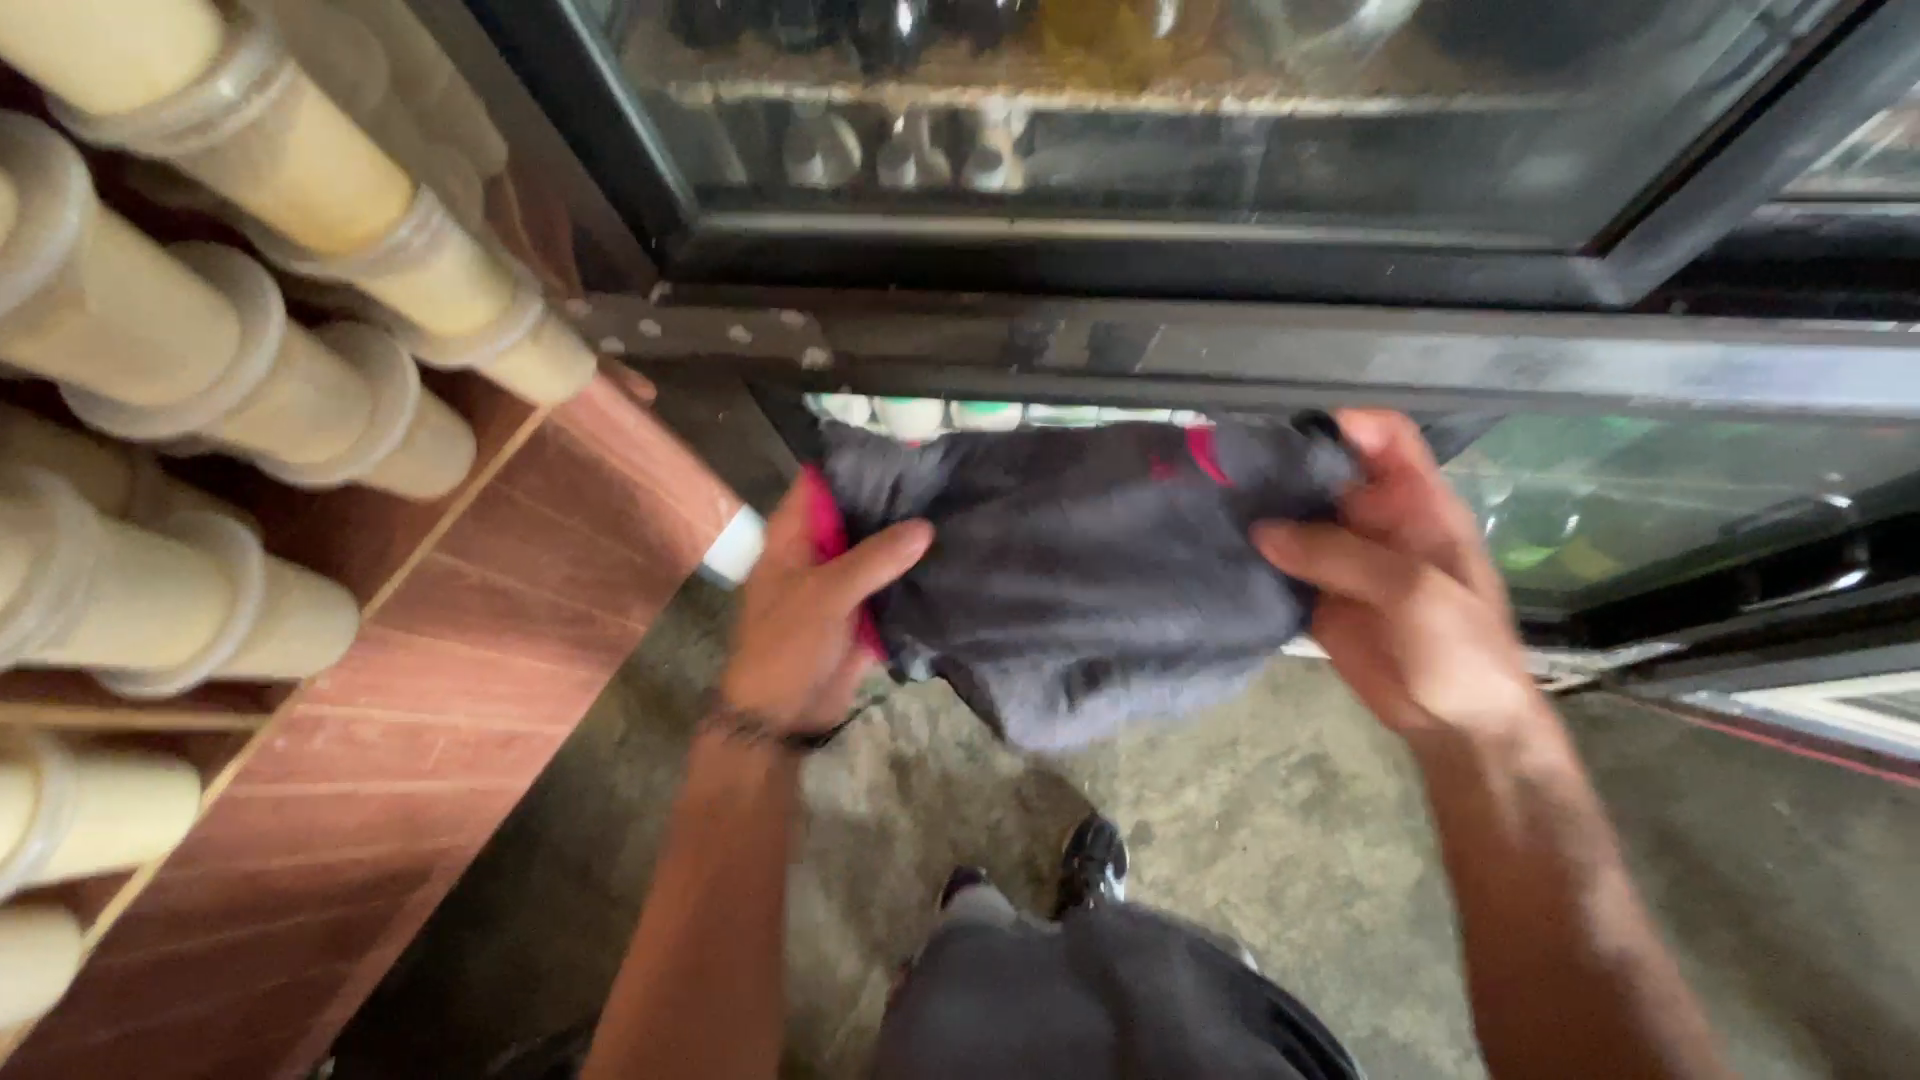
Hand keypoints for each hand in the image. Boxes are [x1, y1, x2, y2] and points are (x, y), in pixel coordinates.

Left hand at [719, 474, 932, 734]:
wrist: (782, 715)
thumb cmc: (787, 645)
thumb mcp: (827, 594)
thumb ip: (875, 558)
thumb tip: (925, 527)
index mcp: (792, 538)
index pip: (820, 485)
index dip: (853, 465)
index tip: (898, 450)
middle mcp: (816, 554)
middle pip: (854, 517)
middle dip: (890, 502)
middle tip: (939, 479)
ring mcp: (840, 585)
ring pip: (876, 553)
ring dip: (905, 541)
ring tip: (952, 509)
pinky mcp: (861, 614)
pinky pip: (889, 588)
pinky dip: (911, 577)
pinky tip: (949, 559)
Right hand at [1252, 410, 1542, 741]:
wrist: (1457, 725)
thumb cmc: (1460, 649)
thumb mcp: (1414, 592)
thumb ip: (1341, 555)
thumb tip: (1262, 530)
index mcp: (1417, 505)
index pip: (1386, 438)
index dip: (1345, 425)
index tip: (1289, 435)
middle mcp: (1375, 522)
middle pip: (1324, 475)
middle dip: (1280, 469)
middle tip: (1224, 474)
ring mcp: (1342, 560)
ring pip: (1294, 519)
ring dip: (1258, 513)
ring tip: (1209, 508)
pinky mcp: (1316, 595)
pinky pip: (1279, 565)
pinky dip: (1252, 558)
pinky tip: (1219, 552)